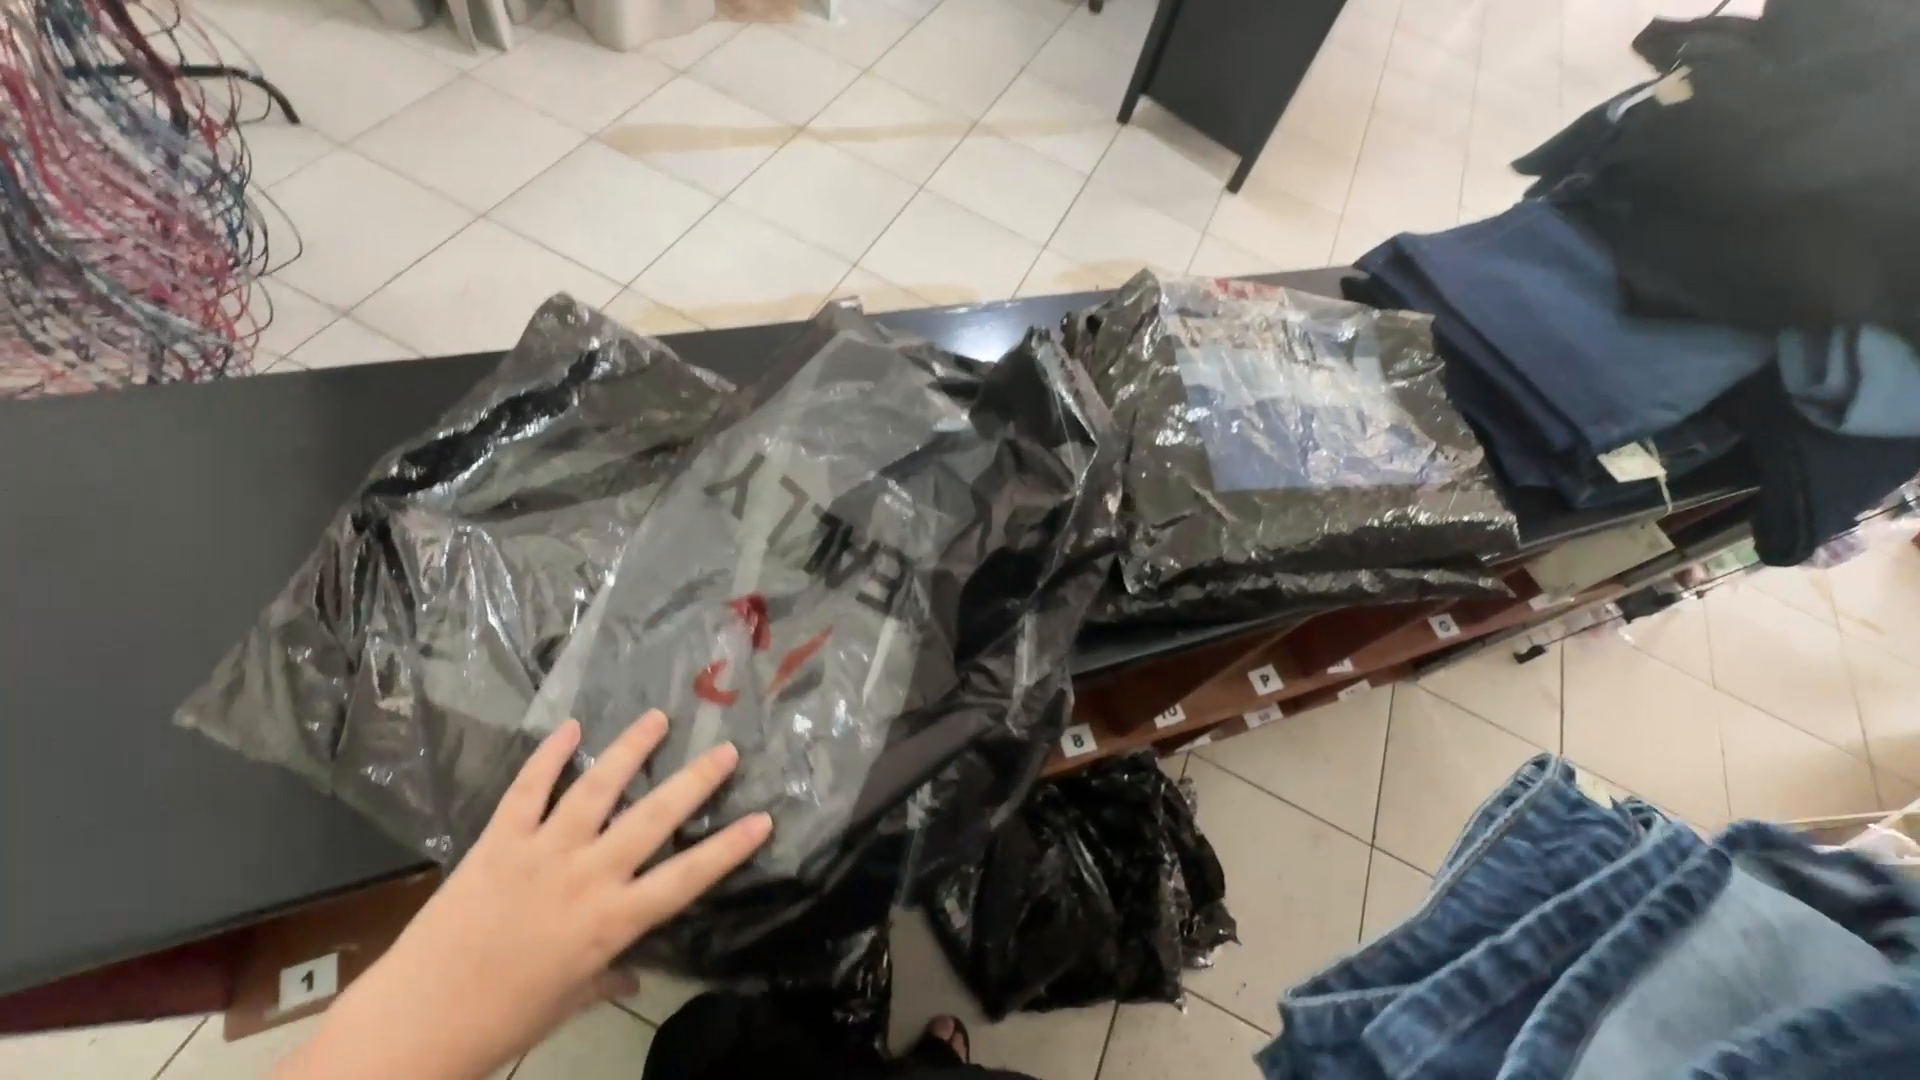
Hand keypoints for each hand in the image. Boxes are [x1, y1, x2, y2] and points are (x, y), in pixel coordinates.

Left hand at [278, 712, 771, 1079]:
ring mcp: (542, 853)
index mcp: (611, 922)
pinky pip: (527, 791)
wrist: (414, 1024)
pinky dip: (547, 756)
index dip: (728, 848)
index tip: (762, 819)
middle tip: (725, 750)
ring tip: (657, 718)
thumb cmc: (502, 1020)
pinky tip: (569, 727)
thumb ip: (607, 978)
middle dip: (695, 781)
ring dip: (629, 749)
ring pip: (596, 789)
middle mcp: (587, 877)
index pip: (686, 878)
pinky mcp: (498, 842)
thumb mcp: (568, 1003)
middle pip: (653, 819)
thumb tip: (634, 973)